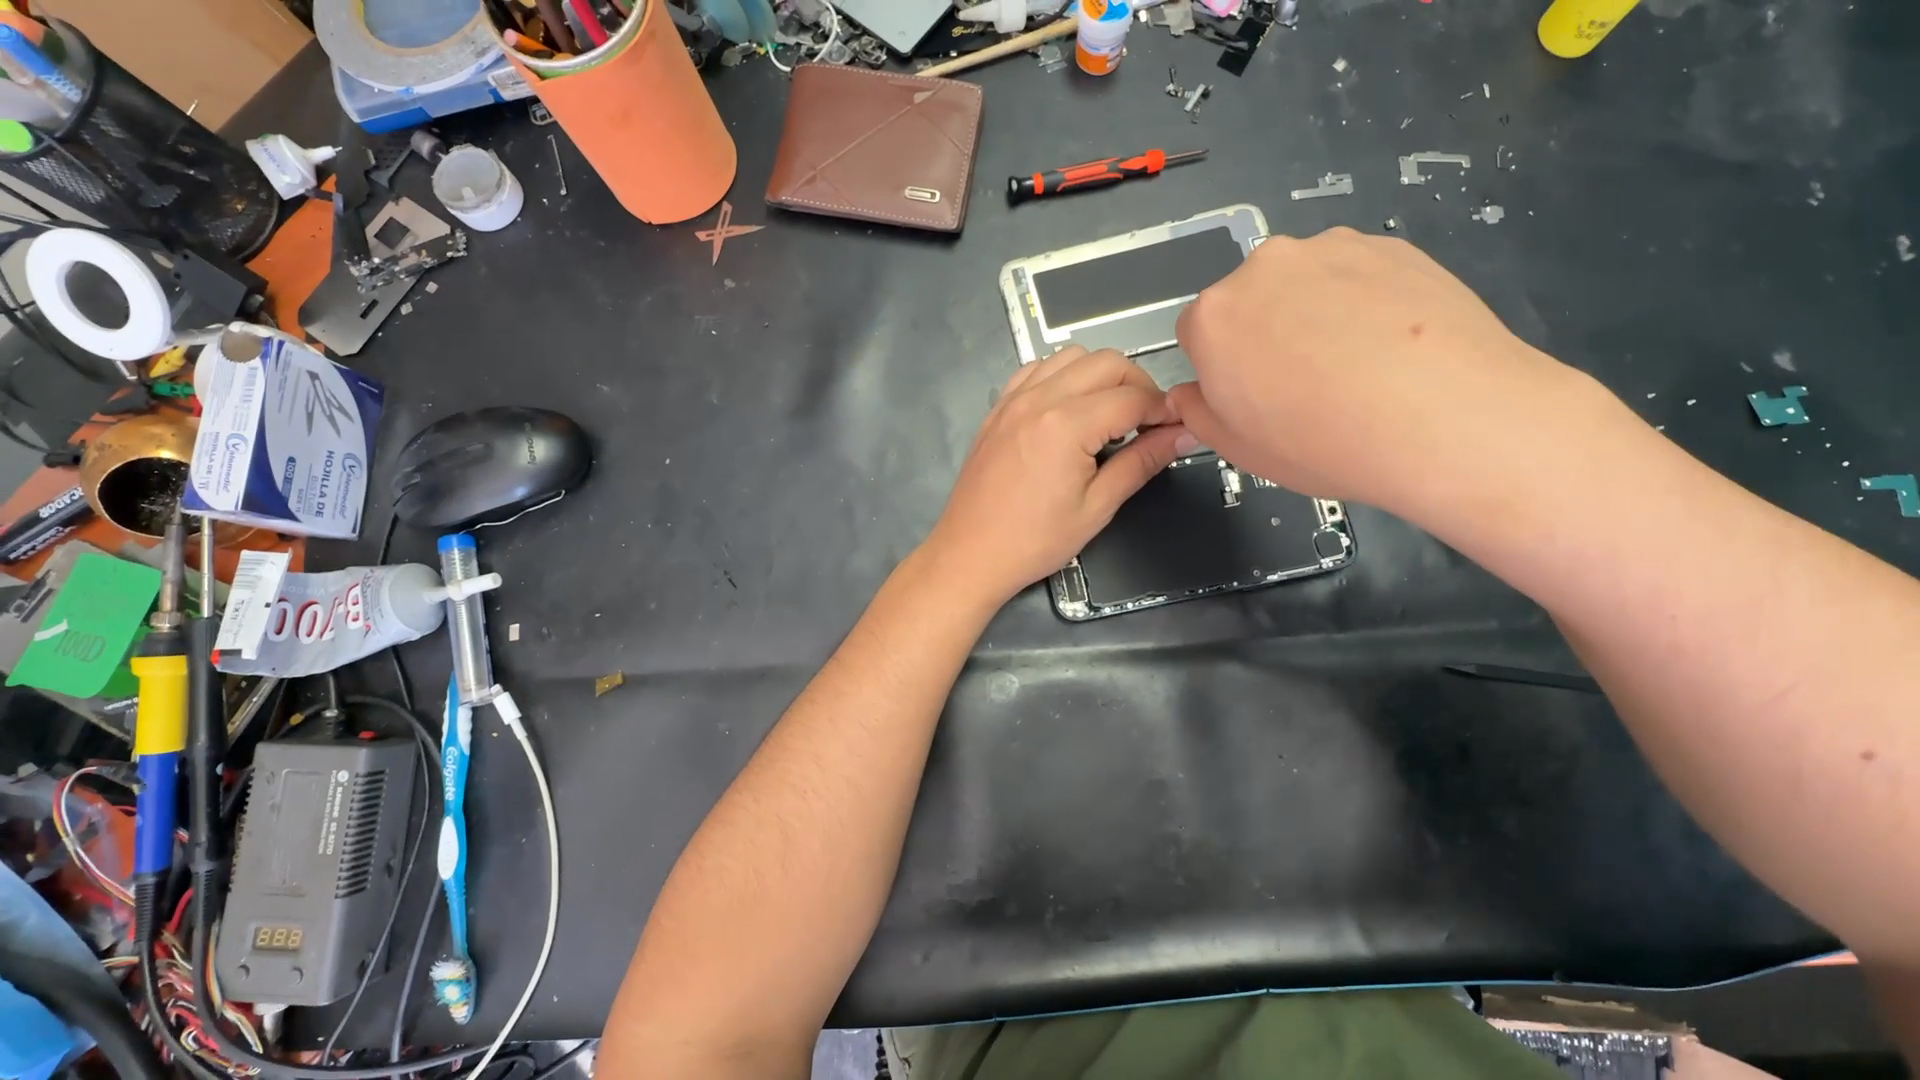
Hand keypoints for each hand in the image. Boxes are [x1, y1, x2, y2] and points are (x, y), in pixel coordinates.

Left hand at [924, 347, 1191, 602]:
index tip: (1175, 427)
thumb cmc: (1035, 540)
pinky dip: (1063, 376)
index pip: (1132, 397)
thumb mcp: (1097, 507)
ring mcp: (1014, 399)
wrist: (971, 553)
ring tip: (1111, 413)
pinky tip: (1071, 407)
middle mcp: (1039, 399)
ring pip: (1072, 356)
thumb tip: (1183, 435)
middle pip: (1107, 362)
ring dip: (1101, 374)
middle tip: (1148, 421)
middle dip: (1138, 384)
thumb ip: (1142, 463)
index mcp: (1066, 425)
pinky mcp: (999, 407)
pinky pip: (1037, 369)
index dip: (1163, 410)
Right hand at [1169, 227, 1603, 517]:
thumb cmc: (1326, 441)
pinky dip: (1365, 301)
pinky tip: (1391, 345)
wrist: (1446, 417)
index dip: (1222, 369)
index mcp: (1214, 318)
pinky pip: (1358, 274)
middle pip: (1249, 300)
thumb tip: (1190, 393)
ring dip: (1315, 312)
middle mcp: (1263, 269)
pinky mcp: (1389, 245)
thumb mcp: (1240, 451)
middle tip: (1306, 384)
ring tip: (1357, 365)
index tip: (1254, 396)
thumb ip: (1198, 414)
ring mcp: (1330, 249)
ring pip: (1305, 283)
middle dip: (1266, 333)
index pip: (1196, 334)